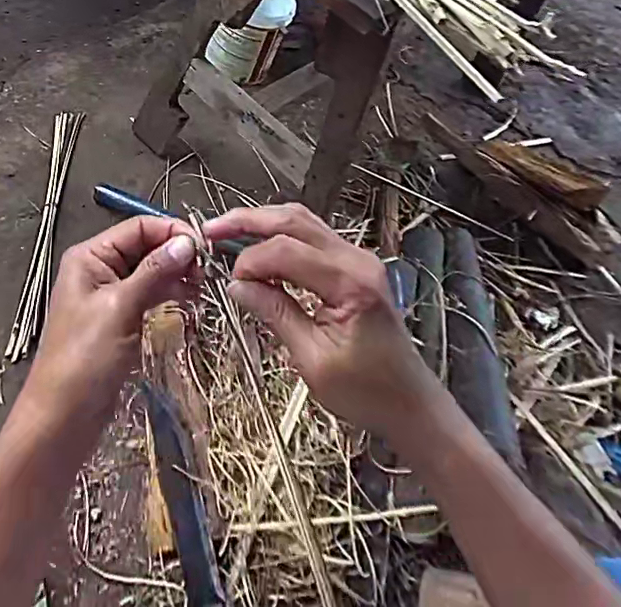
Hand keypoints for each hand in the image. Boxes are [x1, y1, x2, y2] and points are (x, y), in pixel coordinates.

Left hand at [29, 215, 197, 410]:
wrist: (61, 421)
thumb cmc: (83, 360)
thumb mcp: (120, 308)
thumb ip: (155, 271)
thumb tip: (188, 241)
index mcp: (90, 257)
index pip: (140, 227)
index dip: (172, 231)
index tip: (203, 248)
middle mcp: (100, 268)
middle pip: (148, 244)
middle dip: (178, 252)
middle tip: (205, 271)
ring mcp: (112, 293)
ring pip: (154, 268)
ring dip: (179, 272)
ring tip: (202, 286)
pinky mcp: (123, 315)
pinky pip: (153, 291)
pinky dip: (173, 290)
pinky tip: (191, 298)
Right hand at [207, 204, 445, 440]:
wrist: (408, 398)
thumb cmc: (366, 391)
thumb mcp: (313, 360)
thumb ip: (276, 314)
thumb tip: (238, 286)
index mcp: (350, 281)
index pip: (288, 250)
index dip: (251, 260)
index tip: (229, 283)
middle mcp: (357, 258)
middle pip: (296, 221)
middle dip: (250, 221)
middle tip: (211, 228)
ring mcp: (359, 258)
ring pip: (306, 223)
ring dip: (266, 224)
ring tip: (229, 232)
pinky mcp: (356, 266)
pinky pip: (315, 239)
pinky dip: (284, 238)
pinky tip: (261, 250)